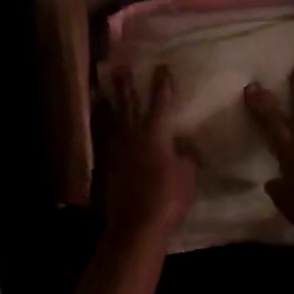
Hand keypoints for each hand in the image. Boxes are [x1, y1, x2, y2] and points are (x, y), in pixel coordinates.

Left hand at [98, 65, 198, 239]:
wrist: (136, 226)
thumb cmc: (168, 199)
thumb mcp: (186, 176)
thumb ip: (186, 156)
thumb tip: (185, 144)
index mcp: (155, 136)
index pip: (160, 104)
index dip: (162, 85)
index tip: (162, 67)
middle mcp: (133, 138)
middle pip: (129, 106)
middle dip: (126, 86)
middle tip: (120, 67)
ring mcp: (118, 152)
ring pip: (114, 121)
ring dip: (112, 103)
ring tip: (107, 90)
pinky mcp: (109, 167)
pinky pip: (108, 139)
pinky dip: (107, 128)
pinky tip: (108, 126)